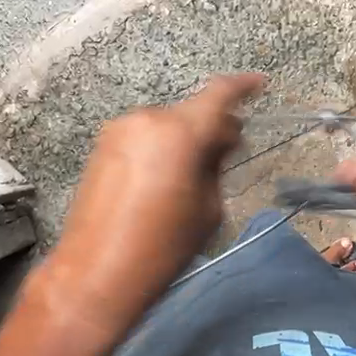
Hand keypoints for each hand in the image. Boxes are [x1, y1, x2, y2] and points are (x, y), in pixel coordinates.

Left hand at [37, 73, 263, 332]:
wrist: (95, 273)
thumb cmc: (161, 248)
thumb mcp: (207, 209)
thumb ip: (215, 165)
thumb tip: (218, 141)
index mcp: (179, 132)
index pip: (218, 93)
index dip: (242, 86)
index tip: (260, 83)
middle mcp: (148, 119)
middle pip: (191, 112)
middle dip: (212, 128)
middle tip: (227, 153)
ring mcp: (121, 129)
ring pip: (166, 125)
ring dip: (182, 139)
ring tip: (188, 175)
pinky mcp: (103, 144)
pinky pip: (144, 136)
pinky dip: (160, 147)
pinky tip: (161, 179)